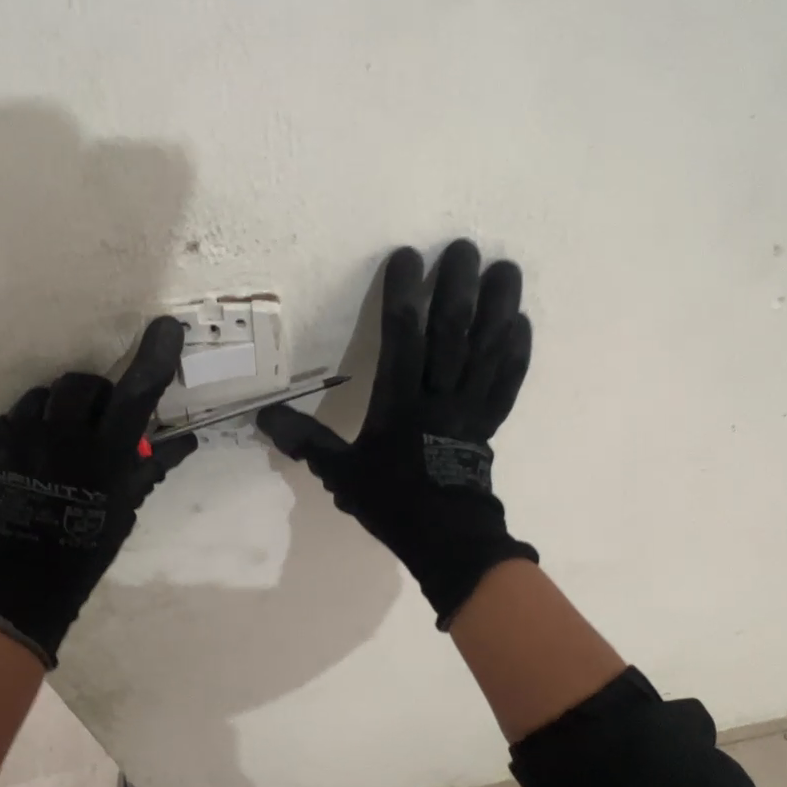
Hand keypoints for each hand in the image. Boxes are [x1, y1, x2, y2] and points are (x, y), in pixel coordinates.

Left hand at [0, 317, 196, 666]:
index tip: (166, 327)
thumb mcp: (126, 508)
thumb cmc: (85, 546)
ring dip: (52, 411)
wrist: (21, 581)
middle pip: (80, 384)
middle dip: (90, 394)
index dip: (155, 356)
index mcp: (106, 453)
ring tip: (52, 441)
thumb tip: (186, 441)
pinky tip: (24, 458)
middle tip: (91, 420)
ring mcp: (18, 438)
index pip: (137, 392)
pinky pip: (6, 419)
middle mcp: (63, 436)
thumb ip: (151, 466)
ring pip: (38, 396)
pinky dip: (20, 431)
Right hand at [258, 240, 535, 627]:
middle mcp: (439, 394)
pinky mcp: (491, 420)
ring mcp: (471, 406)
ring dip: (499, 306)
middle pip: (453, 332)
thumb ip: (307, 442)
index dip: (403, 293)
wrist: (446, 539)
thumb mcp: (342, 473)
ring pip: (488, 348)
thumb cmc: (393, 501)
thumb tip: (264, 418)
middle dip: (458, 286)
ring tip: (507, 268)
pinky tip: (522, 322)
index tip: (407, 257)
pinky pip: (508, 380)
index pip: (402, 336)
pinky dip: (517, 351)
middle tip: (464, 247)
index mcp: (400, 401)